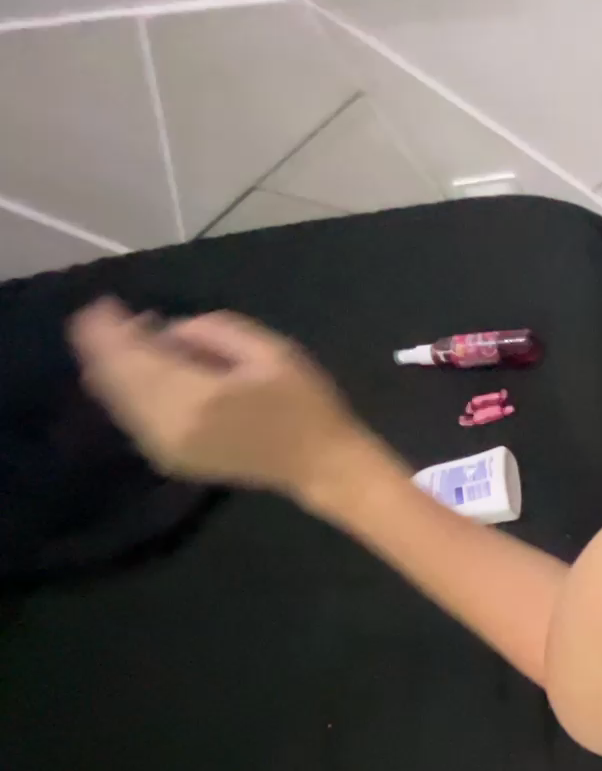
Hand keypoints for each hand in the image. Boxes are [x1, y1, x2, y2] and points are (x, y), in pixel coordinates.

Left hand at [67, 298, 377, 500]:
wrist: (326, 466)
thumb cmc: (312, 408)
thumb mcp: (280, 354)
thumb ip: (220, 330)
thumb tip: (174, 331)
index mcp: (193, 396)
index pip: (122, 353)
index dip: (106, 325)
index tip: (110, 304)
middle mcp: (163, 423)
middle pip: (109, 374)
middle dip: (115, 344)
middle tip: (142, 325)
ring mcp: (161, 445)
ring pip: (116, 396)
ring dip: (127, 369)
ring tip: (159, 351)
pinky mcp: (167, 457)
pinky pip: (133, 415)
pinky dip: (139, 392)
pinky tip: (170, 383)